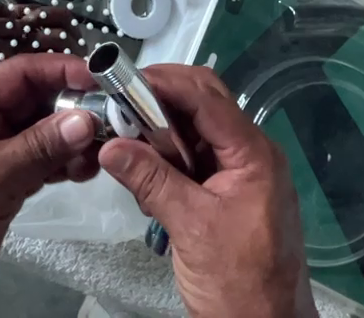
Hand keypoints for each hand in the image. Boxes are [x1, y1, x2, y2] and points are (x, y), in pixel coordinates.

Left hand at [0, 53, 101, 317]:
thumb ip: (38, 147)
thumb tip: (85, 118)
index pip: (19, 73)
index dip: (59, 69)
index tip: (100, 78)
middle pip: (33, 102)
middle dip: (71, 107)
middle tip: (111, 121)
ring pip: (39, 135)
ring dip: (70, 139)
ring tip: (101, 154)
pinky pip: (36, 164)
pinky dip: (60, 165)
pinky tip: (83, 172)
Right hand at [99, 65, 314, 317]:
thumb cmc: (239, 283)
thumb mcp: (191, 228)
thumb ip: (151, 181)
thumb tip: (109, 147)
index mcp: (253, 153)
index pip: (207, 98)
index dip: (167, 82)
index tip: (126, 79)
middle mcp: (250, 153)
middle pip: (203, 105)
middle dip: (161, 101)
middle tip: (121, 105)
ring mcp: (240, 173)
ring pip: (195, 130)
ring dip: (161, 132)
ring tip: (127, 141)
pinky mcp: (227, 192)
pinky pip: (194, 159)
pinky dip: (168, 159)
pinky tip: (145, 174)